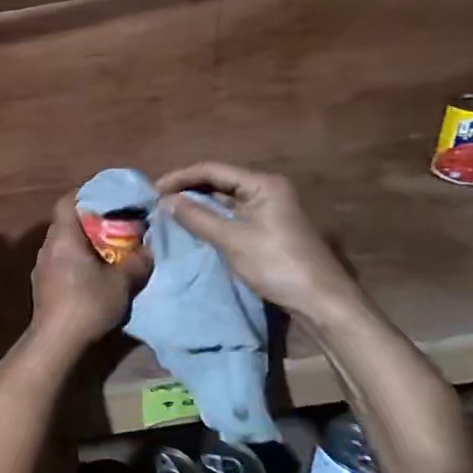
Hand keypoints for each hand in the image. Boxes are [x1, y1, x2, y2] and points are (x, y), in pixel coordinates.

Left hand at [29, 193, 149, 347]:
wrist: (57, 339)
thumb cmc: (88, 303)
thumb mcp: (122, 281)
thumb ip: (138, 260)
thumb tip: (149, 248)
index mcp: (63, 238)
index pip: (67, 202)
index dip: (86, 194)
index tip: (108, 197)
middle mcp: (47, 247)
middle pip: (66, 222)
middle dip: (90, 221)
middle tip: (117, 225)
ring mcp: (41, 266)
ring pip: (63, 243)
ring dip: (84, 243)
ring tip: (109, 249)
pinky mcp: (41, 283)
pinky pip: (60, 260)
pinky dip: (76, 259)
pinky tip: (93, 273)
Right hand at [154, 162, 359, 320]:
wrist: (321, 302)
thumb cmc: (277, 264)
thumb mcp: (231, 240)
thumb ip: (196, 217)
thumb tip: (166, 200)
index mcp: (264, 185)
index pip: (212, 170)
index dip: (179, 177)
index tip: (152, 191)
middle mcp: (267, 191)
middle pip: (218, 181)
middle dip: (186, 189)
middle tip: (157, 202)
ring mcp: (269, 210)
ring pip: (223, 199)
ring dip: (196, 205)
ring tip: (168, 212)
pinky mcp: (267, 228)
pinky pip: (231, 215)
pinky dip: (209, 218)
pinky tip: (191, 225)